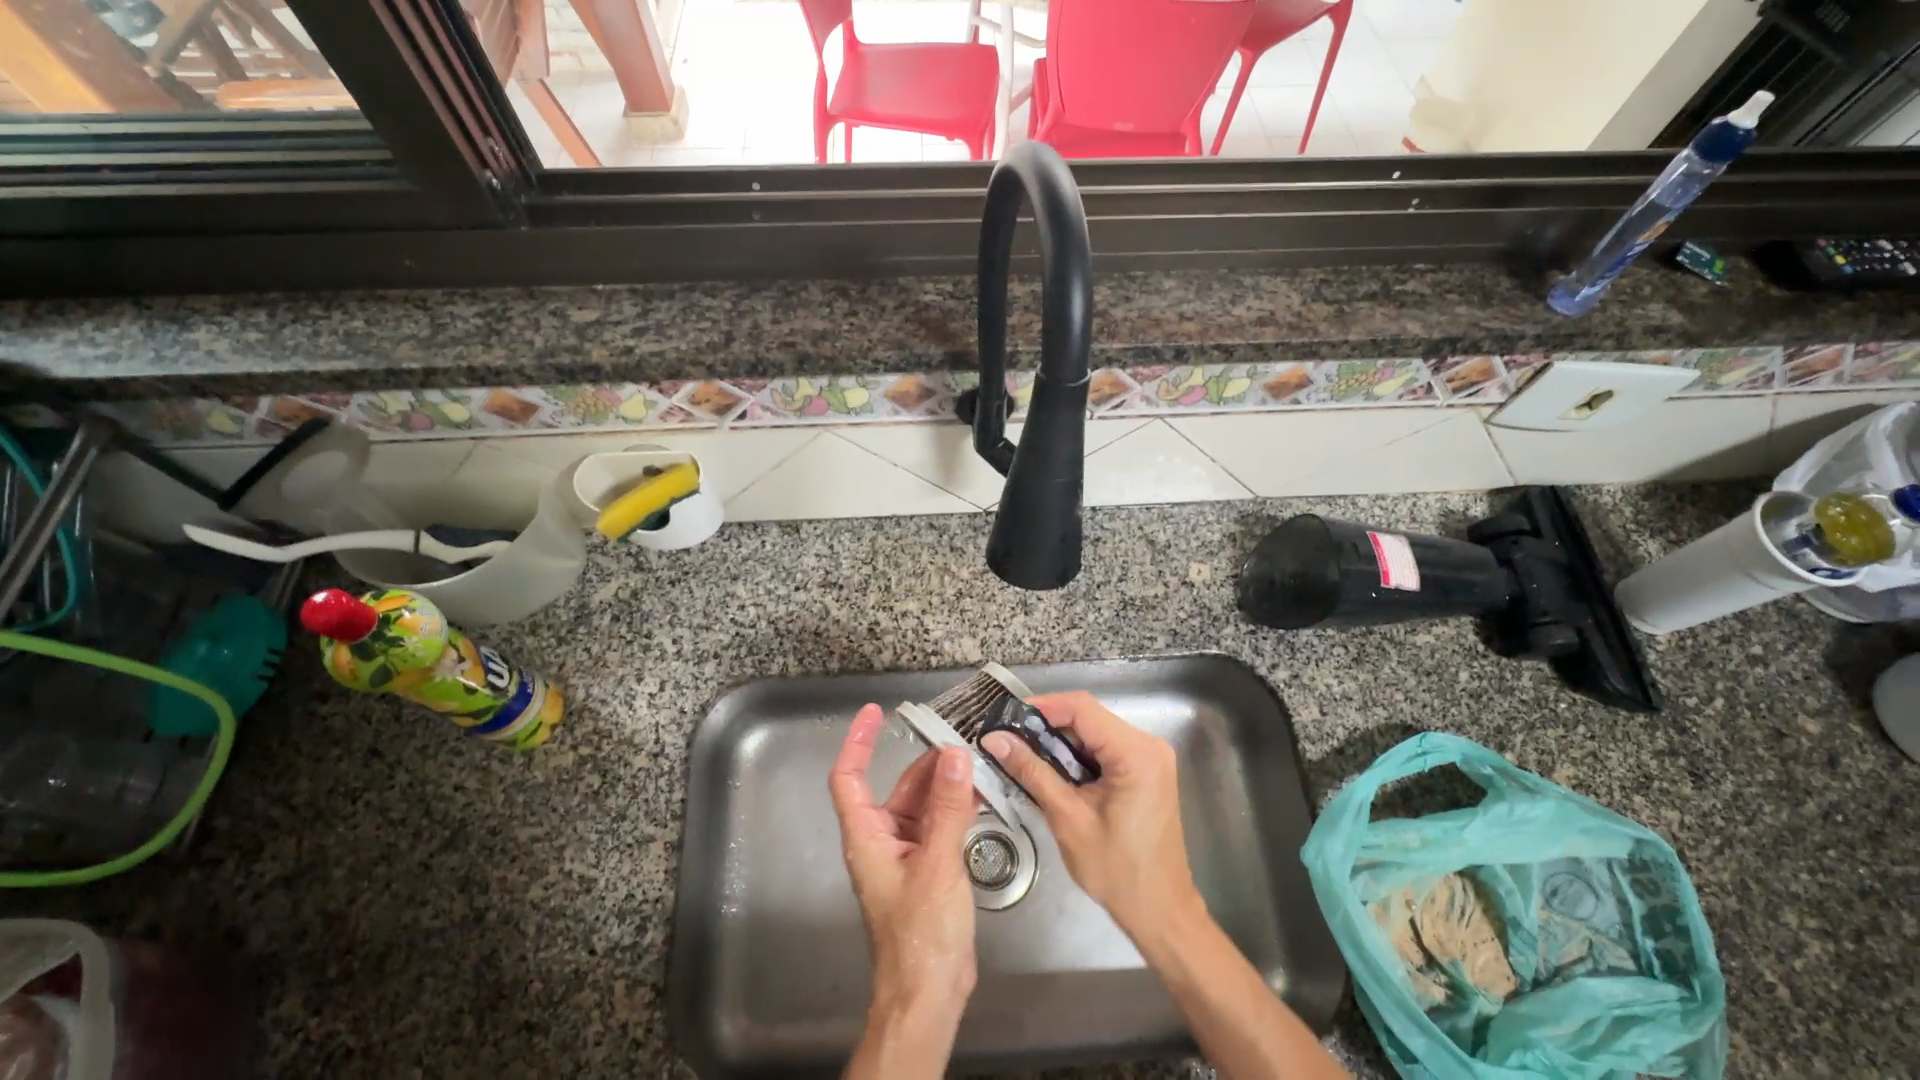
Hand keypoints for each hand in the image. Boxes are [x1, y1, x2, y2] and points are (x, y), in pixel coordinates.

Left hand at [829, 704, 979, 1035]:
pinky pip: (938, 829)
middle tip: (959, 740)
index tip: (874, 713)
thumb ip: (947, 808)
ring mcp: (905, 858)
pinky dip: (955, 811)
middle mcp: (882, 842)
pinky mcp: (927, 872)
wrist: (928, 992)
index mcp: (867, 837)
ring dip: (945, 787)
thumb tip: (955, 755)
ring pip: (922, 808)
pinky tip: (979, 798)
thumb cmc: (921, 933)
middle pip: (898, 789)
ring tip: (975, 763)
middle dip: (925, 765)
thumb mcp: (937, 864)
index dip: (857, 743)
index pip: (849, 778)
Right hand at [980, 692, 1200, 935]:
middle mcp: (1149, 745)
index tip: (1006, 718)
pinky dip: (1077, 757)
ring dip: (1059, 743)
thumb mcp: (1067, 818)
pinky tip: (1051, 771)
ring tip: (1021, 755)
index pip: (1082, 708)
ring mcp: (1150, 758)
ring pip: (1094, 733)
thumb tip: (996, 740)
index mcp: (1136, 753)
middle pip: (1089, 718)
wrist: (1159, 909)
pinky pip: (1105, 750)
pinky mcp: (1146, 772)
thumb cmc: (1116, 869)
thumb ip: (1032, 772)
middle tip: (1008, 740)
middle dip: (1046, 727)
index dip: (1042, 707)